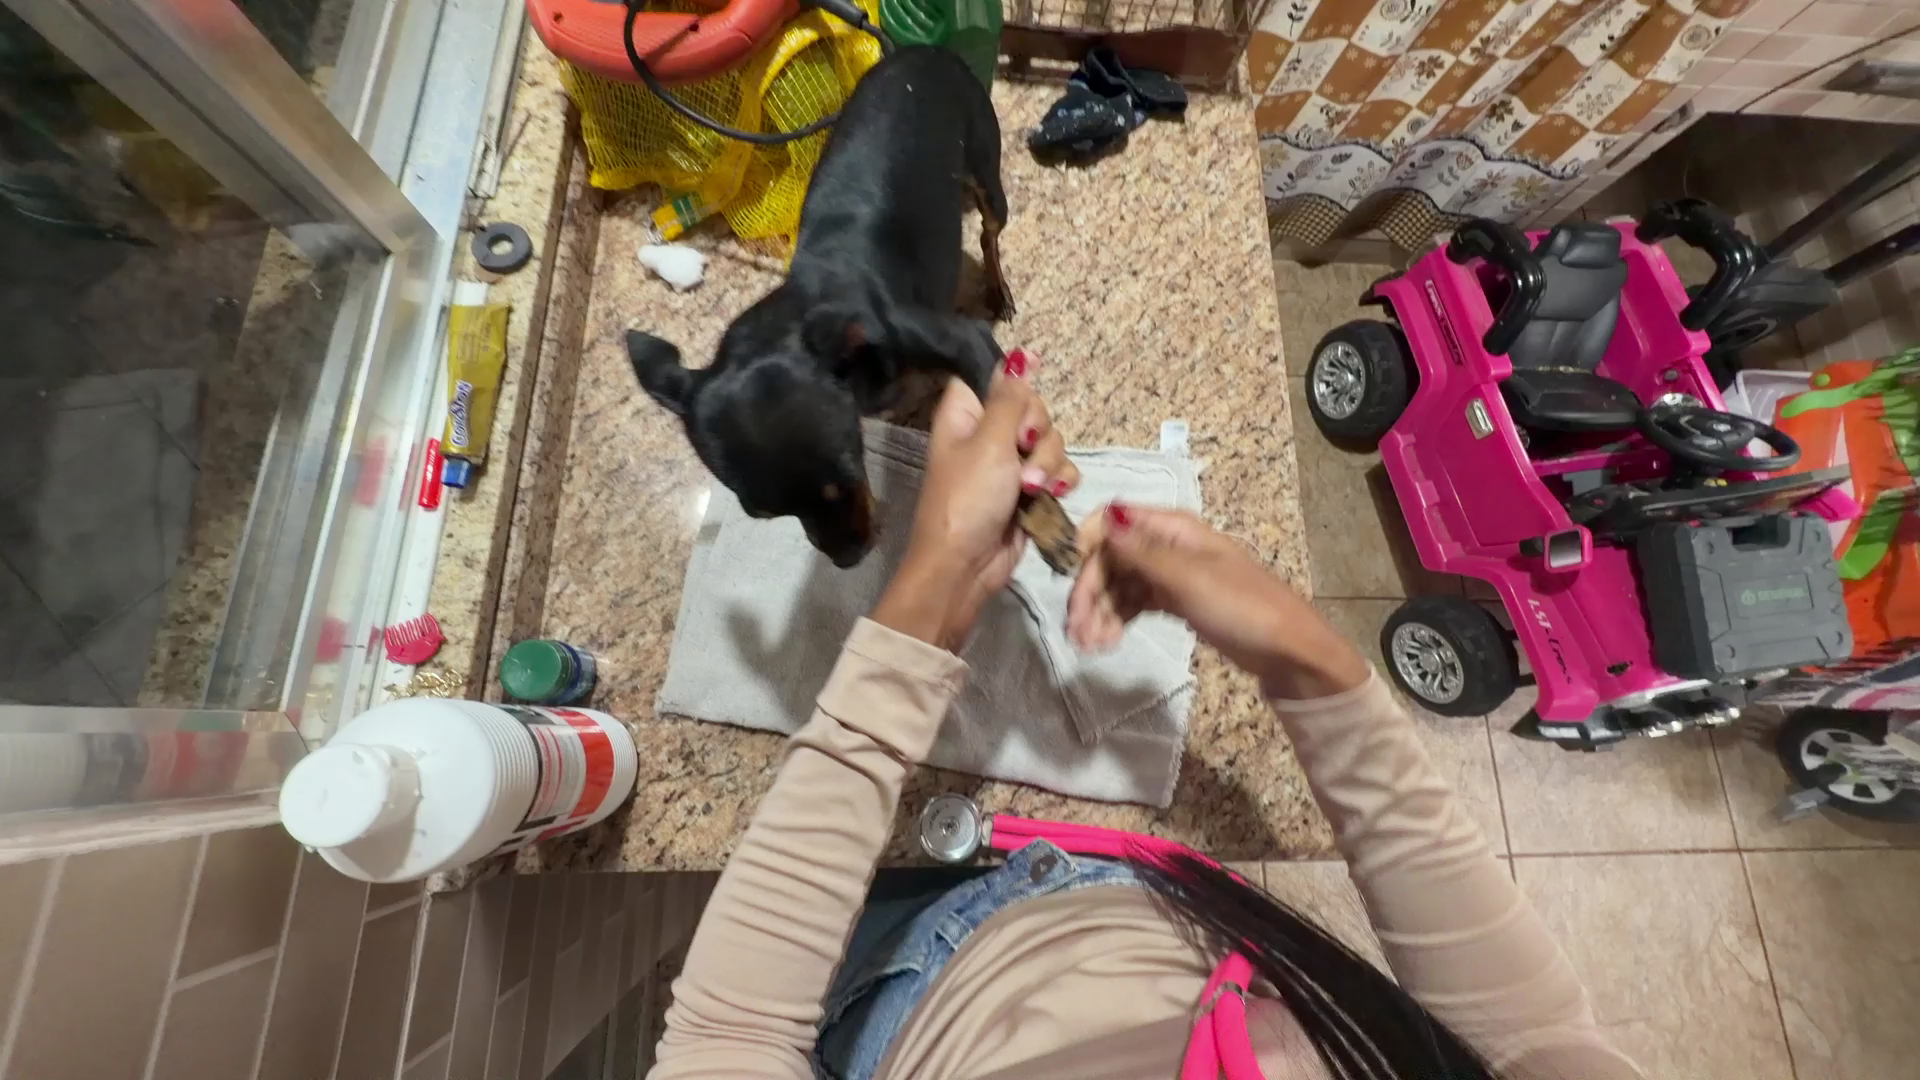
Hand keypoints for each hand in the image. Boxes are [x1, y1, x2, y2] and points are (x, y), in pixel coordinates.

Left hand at [872, 350, 1079, 650]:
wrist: (966, 566)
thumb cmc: (968, 499)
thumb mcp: (989, 441)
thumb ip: (1010, 398)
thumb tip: (1019, 354)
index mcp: (966, 414)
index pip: (994, 378)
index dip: (1012, 385)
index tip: (1020, 403)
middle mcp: (988, 434)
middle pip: (1032, 409)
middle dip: (1038, 433)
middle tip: (1021, 453)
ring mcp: (1010, 464)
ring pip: (1051, 442)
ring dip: (1049, 463)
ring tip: (1032, 489)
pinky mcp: (1030, 492)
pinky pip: (1059, 472)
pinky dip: (1060, 482)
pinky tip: (1051, 496)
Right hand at [1066, 504, 1369, 699]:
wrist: (1289, 651)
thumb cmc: (1243, 607)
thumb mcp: (1190, 578)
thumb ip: (1142, 551)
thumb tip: (1104, 518)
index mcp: (1172, 529)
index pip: (1112, 523)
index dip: (1086, 547)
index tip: (1069, 580)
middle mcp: (1166, 546)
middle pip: (1110, 559)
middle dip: (1089, 593)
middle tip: (1075, 632)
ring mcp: (1169, 575)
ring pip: (1119, 586)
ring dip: (1100, 612)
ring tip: (1090, 646)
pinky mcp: (1174, 601)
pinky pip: (1133, 604)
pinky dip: (1117, 620)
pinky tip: (1106, 641)